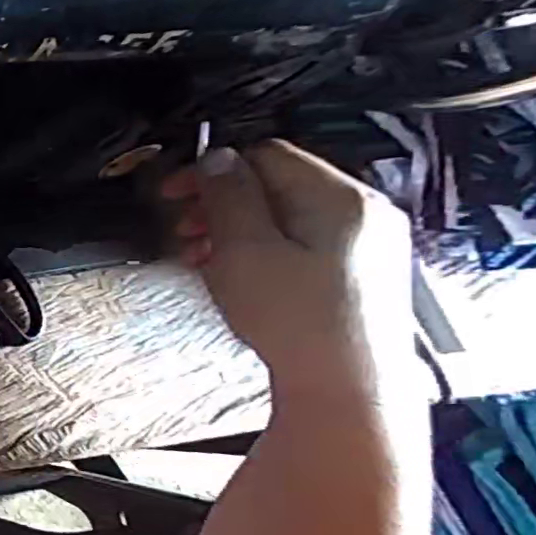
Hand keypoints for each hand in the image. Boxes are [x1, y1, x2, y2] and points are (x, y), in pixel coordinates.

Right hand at [163, 140, 415, 400]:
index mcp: (338, 198)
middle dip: (217, 201)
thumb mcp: (243, 249)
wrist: (342, 379)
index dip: (211, 170)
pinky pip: (295, 237)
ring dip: (230, 225)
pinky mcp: (352, 267)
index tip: (173, 193)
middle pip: (273, 183)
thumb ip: (229, 198)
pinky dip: (255, 244)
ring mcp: (361, 241)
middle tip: (182, 227)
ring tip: (200, 253)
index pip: (265, 155)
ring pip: (281, 211)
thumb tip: (217, 159)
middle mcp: (360, 211)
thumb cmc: (292, 316)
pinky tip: (230, 269)